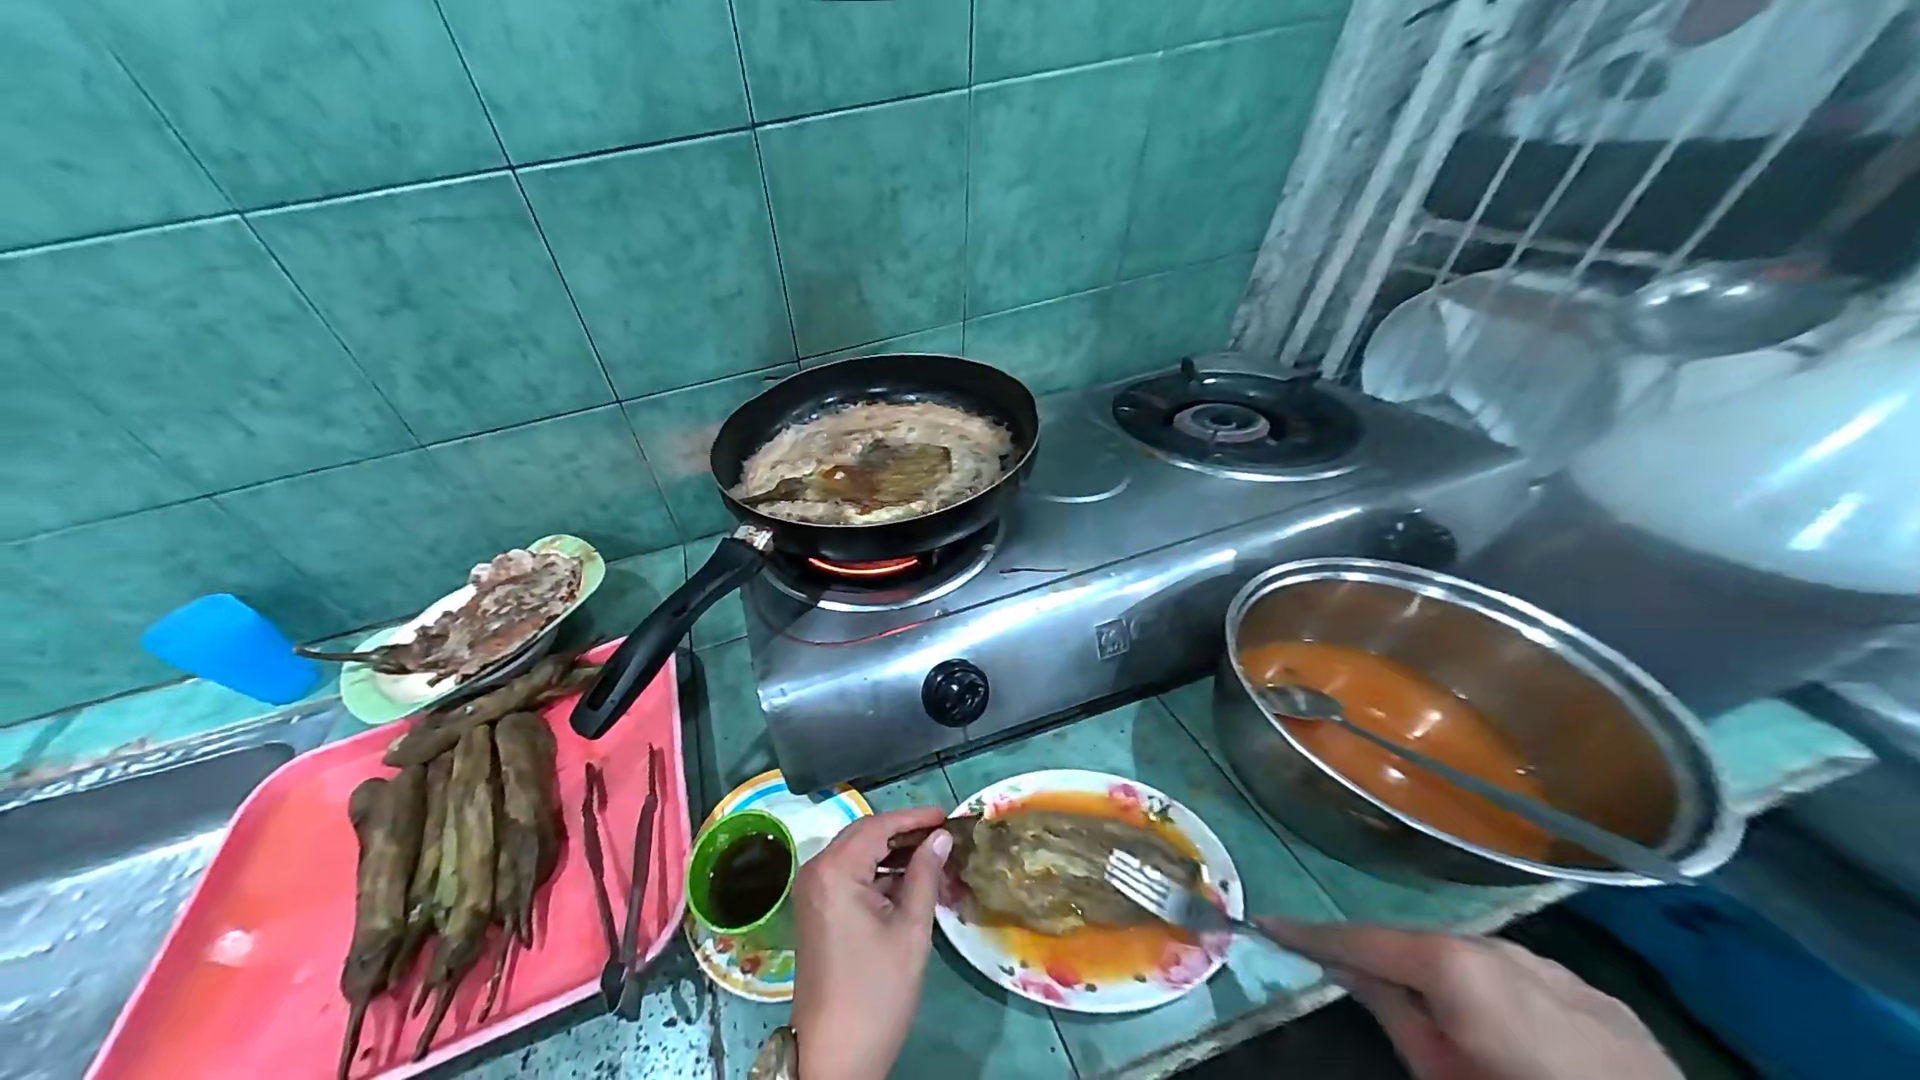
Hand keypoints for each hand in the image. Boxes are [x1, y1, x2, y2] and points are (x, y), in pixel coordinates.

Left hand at [791, 806, 952, 1079]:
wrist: (834, 1057)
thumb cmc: (876, 991)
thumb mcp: (910, 929)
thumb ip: (925, 874)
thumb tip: (941, 837)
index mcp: (835, 870)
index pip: (878, 826)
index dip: (914, 818)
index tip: (947, 815)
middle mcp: (816, 872)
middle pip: (864, 836)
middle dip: (904, 832)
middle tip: (943, 834)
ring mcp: (813, 892)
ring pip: (857, 855)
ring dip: (892, 852)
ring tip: (934, 855)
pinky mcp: (816, 911)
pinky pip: (849, 876)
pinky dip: (878, 873)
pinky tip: (910, 880)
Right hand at [1255, 917, 1680, 1079]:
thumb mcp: (1441, 1076)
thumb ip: (1391, 1013)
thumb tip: (1349, 971)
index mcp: (1454, 962)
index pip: (1358, 938)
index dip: (1307, 932)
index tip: (1266, 923)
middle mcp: (1498, 946)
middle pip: (1415, 945)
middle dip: (1382, 959)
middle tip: (1351, 979)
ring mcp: (1554, 966)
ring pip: (1472, 959)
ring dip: (1442, 977)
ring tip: (1441, 1018)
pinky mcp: (1599, 995)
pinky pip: (1525, 981)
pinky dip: (1498, 994)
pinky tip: (1514, 1037)